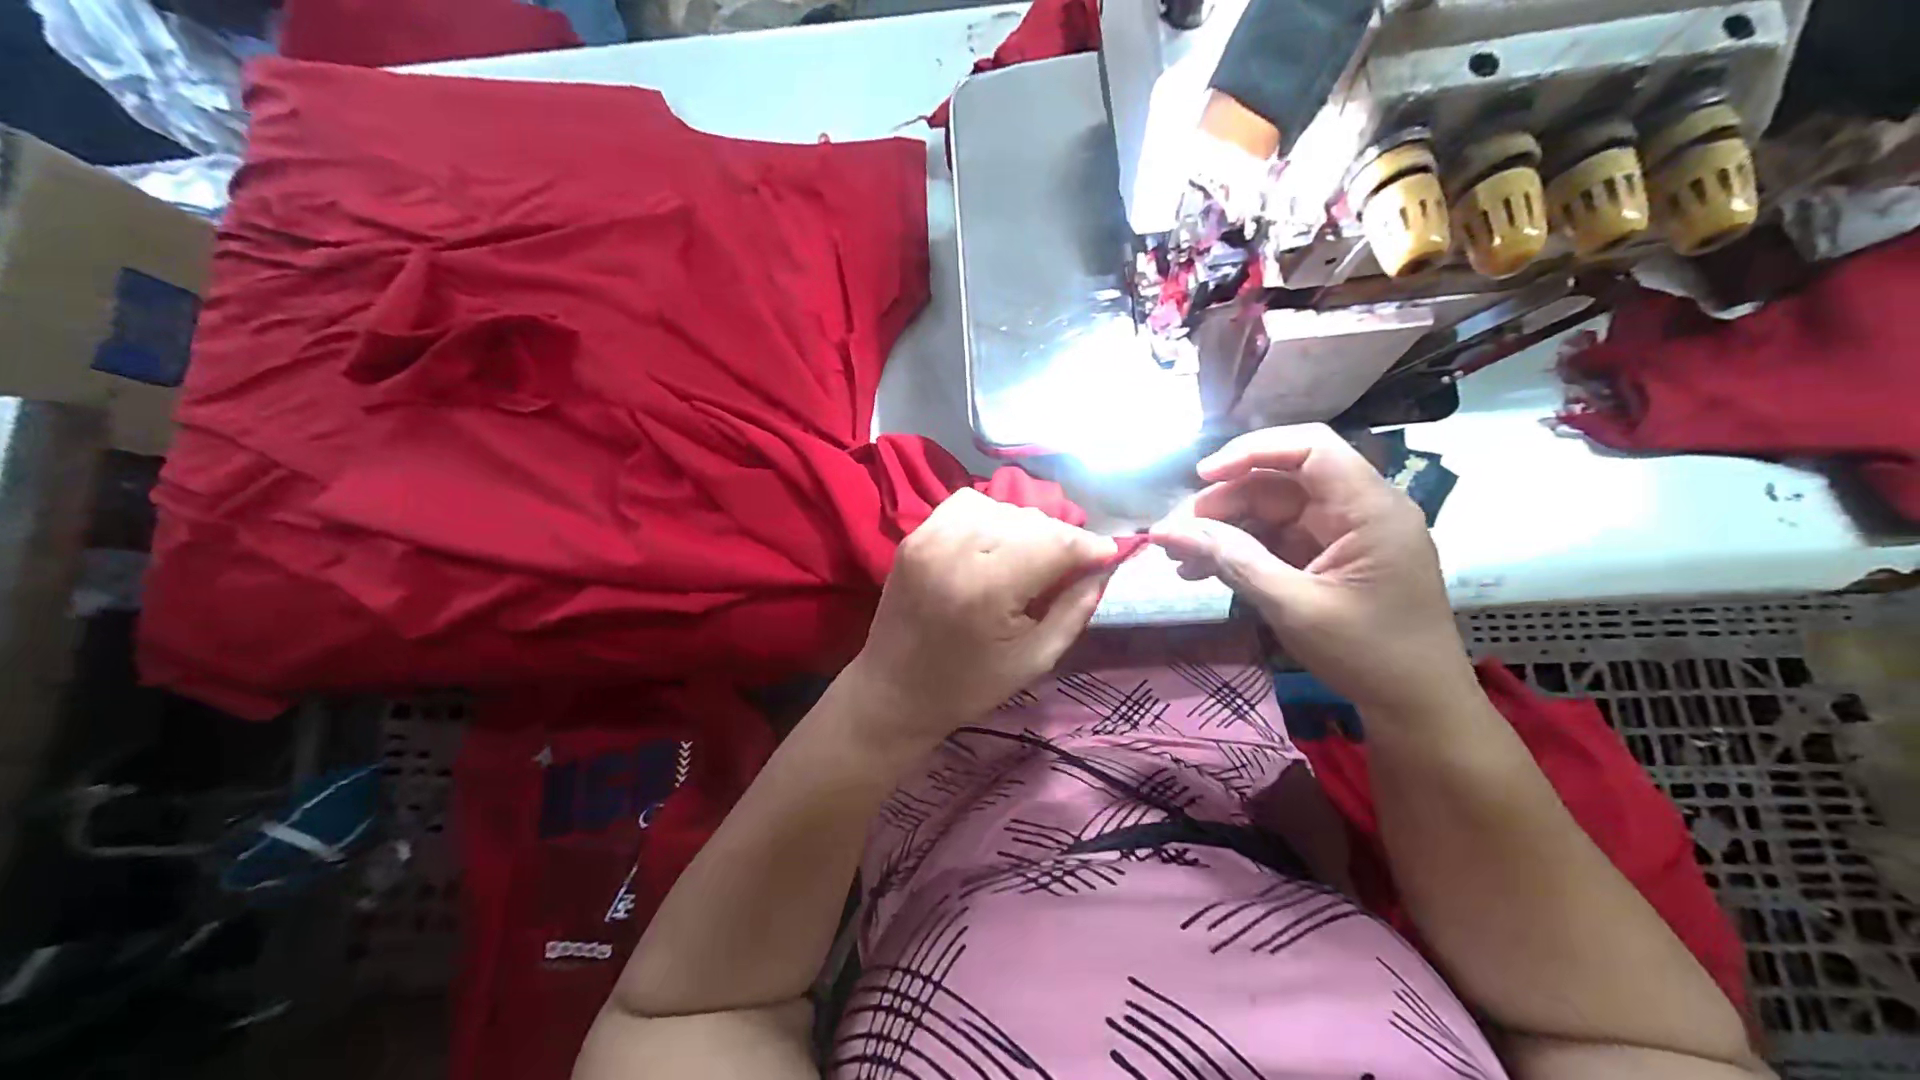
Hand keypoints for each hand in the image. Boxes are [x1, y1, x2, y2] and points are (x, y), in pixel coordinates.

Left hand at [845, 488, 1118, 747]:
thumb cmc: (968, 685)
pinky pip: (968, 503)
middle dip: (1060, 540)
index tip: (1109, 556)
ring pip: (1003, 507)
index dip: (1090, 546)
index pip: (1055, 542)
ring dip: (1027, 528)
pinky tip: (995, 545)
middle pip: (1032, 520)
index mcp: (988, 588)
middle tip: (1068, 570)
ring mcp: (929, 536)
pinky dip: (992, 517)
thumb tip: (1104, 565)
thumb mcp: (1035, 660)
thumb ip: (1075, 608)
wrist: (893, 691)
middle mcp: (956, 550)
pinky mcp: (915, 534)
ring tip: (1029, 560)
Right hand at [1150, 423, 1475, 717]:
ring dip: (1224, 531)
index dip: (1252, 451)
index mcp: (1369, 508)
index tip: (1202, 476)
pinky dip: (1241, 553)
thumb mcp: (1294, 607)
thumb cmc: (1368, 654)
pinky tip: (1201, 571)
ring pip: (1272, 512)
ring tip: (1178, 557)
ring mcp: (1344, 535)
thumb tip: (1168, 531)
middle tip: (1174, 534)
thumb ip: (1233, 561)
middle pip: (1280, 482)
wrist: (1417, 707)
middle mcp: (1358, 510)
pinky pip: (1278, 541)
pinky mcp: (1330, 559)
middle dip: (1223, 504)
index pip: (1310, 448)